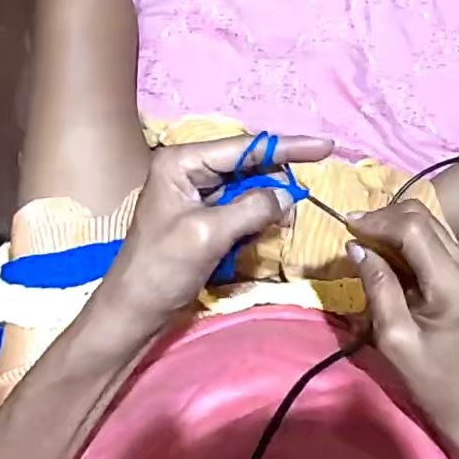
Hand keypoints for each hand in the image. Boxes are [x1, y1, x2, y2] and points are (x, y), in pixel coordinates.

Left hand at [96, 133, 333, 329]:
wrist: (134, 313)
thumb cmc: (161, 269)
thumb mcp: (208, 234)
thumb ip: (252, 208)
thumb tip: (287, 194)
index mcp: (181, 163)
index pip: (243, 147)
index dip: (288, 146)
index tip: (325, 146)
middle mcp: (190, 170)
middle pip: (249, 163)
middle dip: (280, 175)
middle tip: (308, 191)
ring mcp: (198, 194)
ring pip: (250, 186)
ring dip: (272, 200)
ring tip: (290, 215)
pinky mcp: (206, 217)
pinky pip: (244, 207)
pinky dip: (261, 216)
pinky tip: (273, 226)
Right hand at [346, 201, 458, 451]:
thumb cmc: (429, 375)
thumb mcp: (394, 337)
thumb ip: (377, 286)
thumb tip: (356, 246)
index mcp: (453, 283)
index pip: (413, 228)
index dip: (377, 221)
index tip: (346, 228)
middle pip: (421, 216)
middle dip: (383, 218)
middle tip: (352, 235)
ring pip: (426, 221)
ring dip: (392, 225)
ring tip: (365, 242)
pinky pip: (431, 234)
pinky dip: (405, 235)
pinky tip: (386, 252)